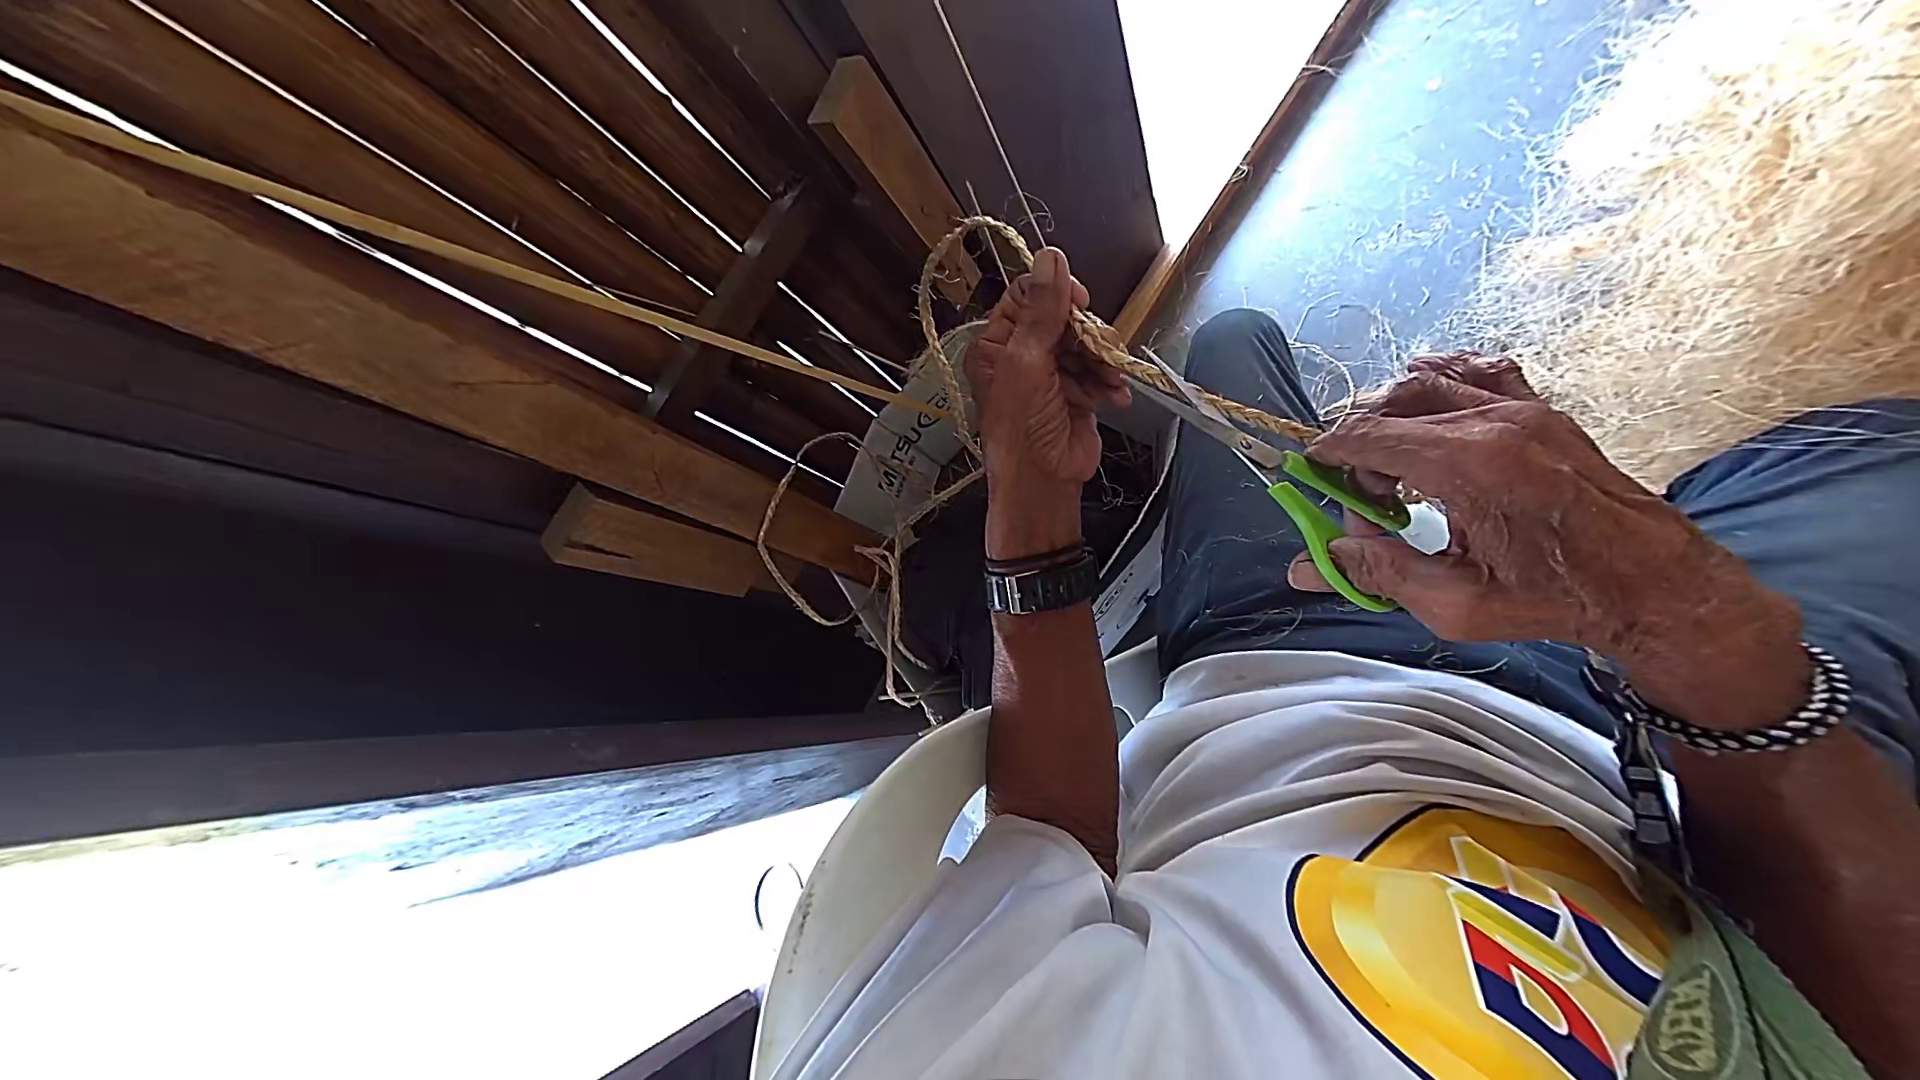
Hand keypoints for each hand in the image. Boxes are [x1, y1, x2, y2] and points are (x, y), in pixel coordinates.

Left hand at [965, 248, 1129, 558]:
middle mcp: (1022, 354)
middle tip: (1097, 352)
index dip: (1056, 294)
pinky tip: (1113, 397)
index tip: (1079, 304)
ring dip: (1102, 360)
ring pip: (1087, 341)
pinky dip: (1109, 381)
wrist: (1044, 482)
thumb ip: (1042, 311)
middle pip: (1064, 316)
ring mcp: (1052, 373)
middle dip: (1086, 333)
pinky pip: (1100, 369)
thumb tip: (1051, 255)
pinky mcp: (1078, 392)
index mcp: (997, 343)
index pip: (1028, 296)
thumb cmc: (1022, 428)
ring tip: (1105, 382)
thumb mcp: (1027, 363)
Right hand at [1287, 354, 1807, 731]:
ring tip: (1392, 464)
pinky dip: (1439, 378)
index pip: (1368, 436)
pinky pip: (1478, 371)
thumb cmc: (1554, 599)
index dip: (1327, 453)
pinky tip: (1424, 400)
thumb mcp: (1452, 604)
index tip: (1313, 475)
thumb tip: (1303, 567)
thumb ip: (1373, 572)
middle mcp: (1494, 423)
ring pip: (1424, 383)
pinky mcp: (1543, 411)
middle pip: (1389, 406)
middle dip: (1357, 445)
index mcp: (1470, 466)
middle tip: (1362, 493)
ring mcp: (1524, 410)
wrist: (1658, 587)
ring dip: (1388, 417)